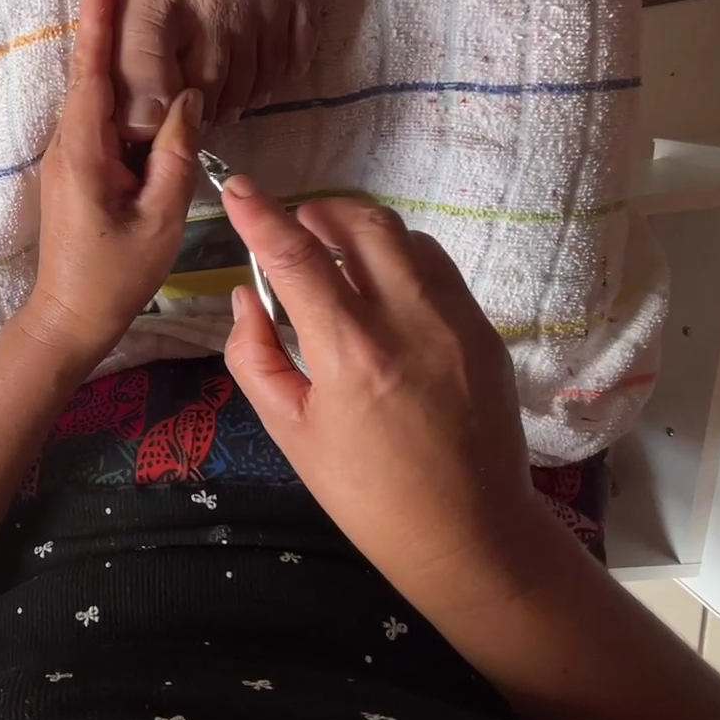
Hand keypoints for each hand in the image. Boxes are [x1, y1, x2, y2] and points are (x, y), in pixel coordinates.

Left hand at [22, 0, 202, 359]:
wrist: (70, 314)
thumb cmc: (115, 274)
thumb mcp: (158, 219)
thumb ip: (173, 155)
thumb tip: (187, 98)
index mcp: (83, 153)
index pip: (90, 74)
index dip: (97, 21)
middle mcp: (67, 146)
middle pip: (89, 76)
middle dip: (106, 25)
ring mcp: (66, 158)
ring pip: (94, 99)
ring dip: (114, 58)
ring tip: (142, 14)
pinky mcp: (74, 171)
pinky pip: (97, 122)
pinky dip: (118, 96)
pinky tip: (142, 84)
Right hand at [219, 180, 549, 589]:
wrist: (468, 533)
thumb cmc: (361, 489)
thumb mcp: (285, 428)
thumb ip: (253, 354)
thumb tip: (247, 296)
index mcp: (350, 351)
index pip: (297, 258)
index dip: (260, 215)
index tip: (236, 186)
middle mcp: (409, 321)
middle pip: (361, 224)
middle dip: (317, 210)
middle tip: (291, 228)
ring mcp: (457, 321)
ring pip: (404, 237)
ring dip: (358, 231)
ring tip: (332, 256)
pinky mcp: (483, 330)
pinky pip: (435, 266)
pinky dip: (396, 256)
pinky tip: (377, 288)